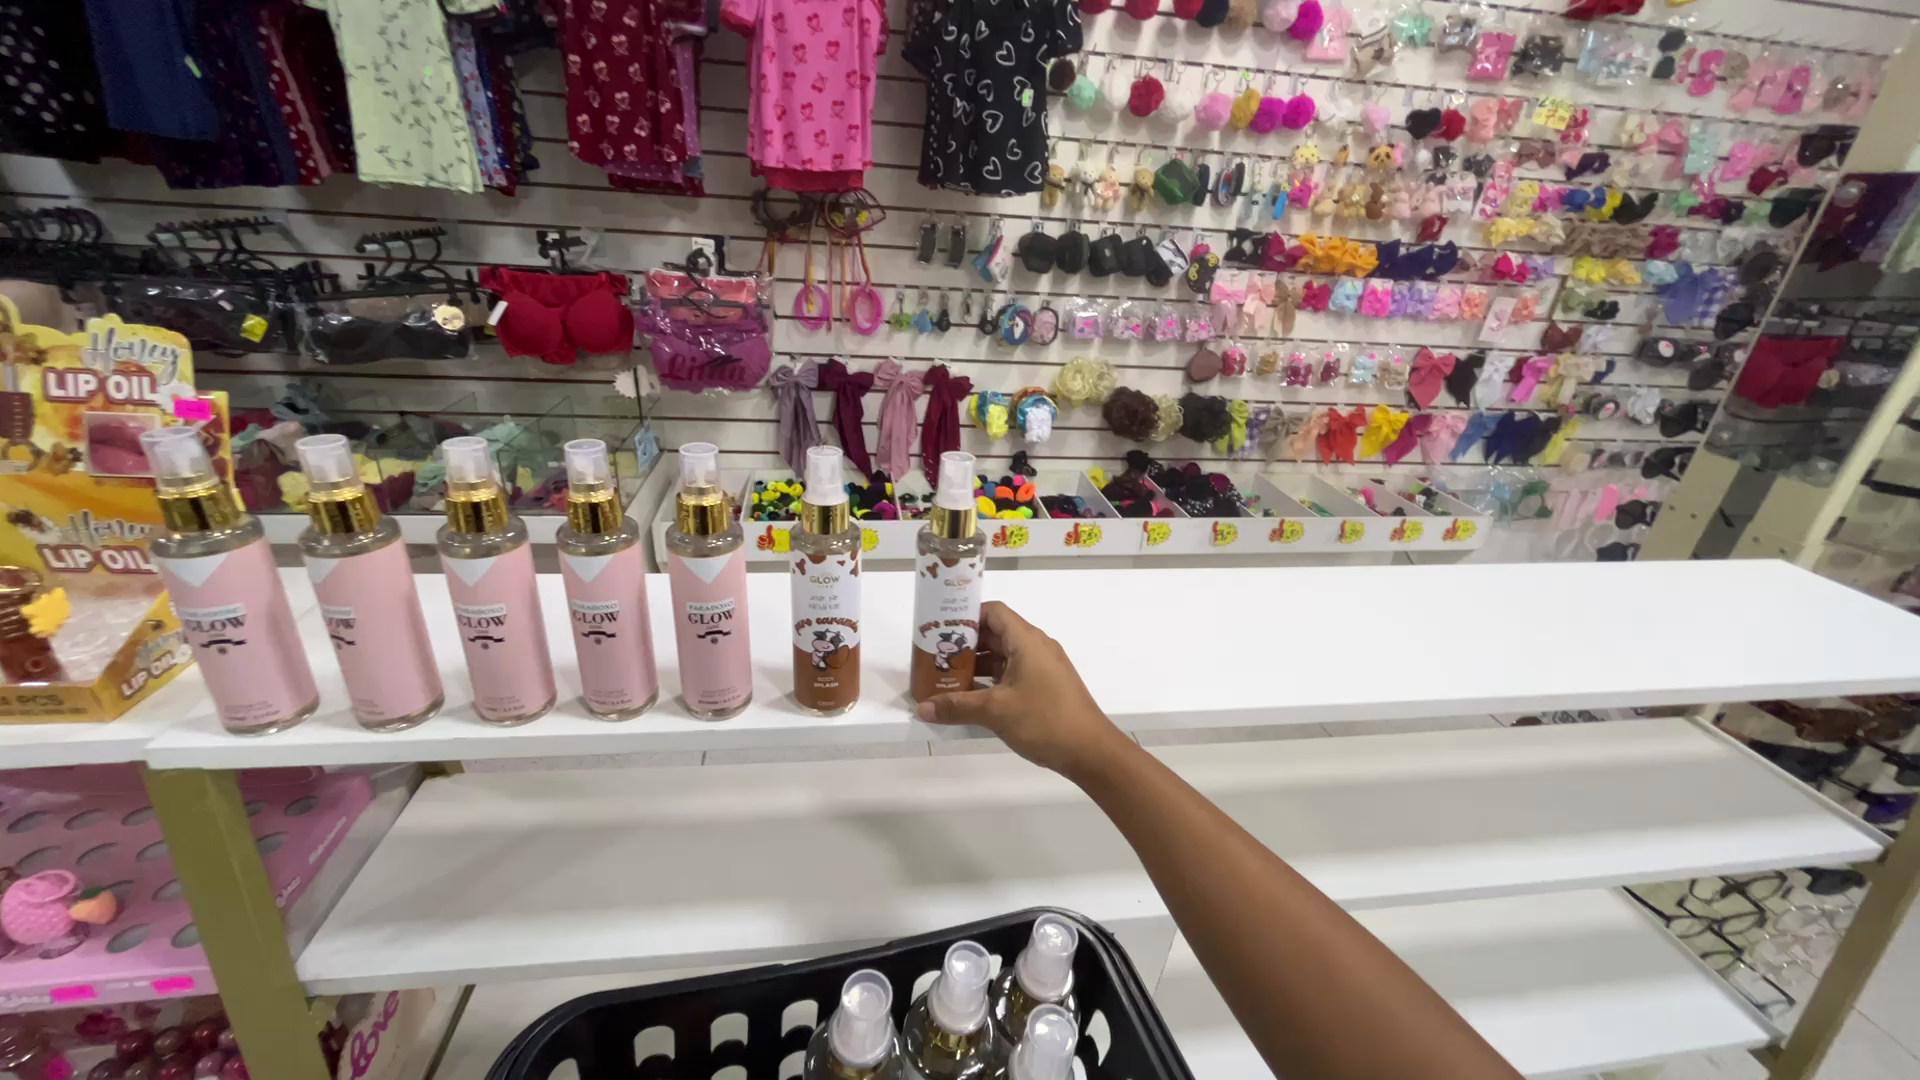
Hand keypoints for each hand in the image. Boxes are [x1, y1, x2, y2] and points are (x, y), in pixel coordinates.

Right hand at [915, 601, 1132, 781]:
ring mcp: (1042, 667)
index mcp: (1027, 640)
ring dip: (976, 666)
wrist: (1091, 751)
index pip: (993, 612)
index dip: (966, 615)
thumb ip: (957, 706)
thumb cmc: (1044, 720)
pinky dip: (991, 680)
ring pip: (1003, 656)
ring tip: (946, 679)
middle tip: (936, 657)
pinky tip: (970, 698)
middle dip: (965, 645)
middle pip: (995, 634)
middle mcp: (1035, 647)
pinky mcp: (1045, 686)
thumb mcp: (995, 711)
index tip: (941, 629)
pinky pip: (1012, 673)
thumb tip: (923, 708)